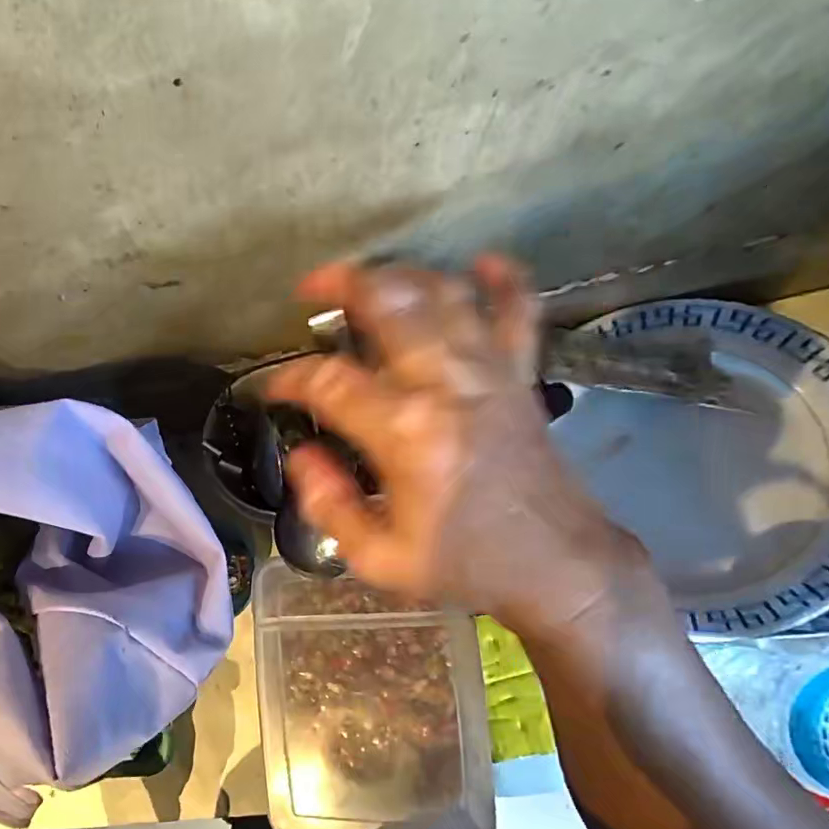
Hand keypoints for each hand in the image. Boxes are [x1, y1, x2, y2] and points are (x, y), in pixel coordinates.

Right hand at [265, 255, 658, 631]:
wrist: (555, 565)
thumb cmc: (464, 565)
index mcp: (405, 435)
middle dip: (341, 284)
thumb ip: (329, 505)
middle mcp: (447, 386)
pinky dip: (504, 279)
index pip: (330, 381)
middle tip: (311, 289)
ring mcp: (491, 373)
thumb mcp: (378, 558)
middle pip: (389, 303)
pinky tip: (481, 263)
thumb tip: (301, 458)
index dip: (290, 377)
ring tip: (370, 279)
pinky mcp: (522, 376)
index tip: (273, 388)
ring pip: (444, 292)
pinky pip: (520, 310)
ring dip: (402, 273)